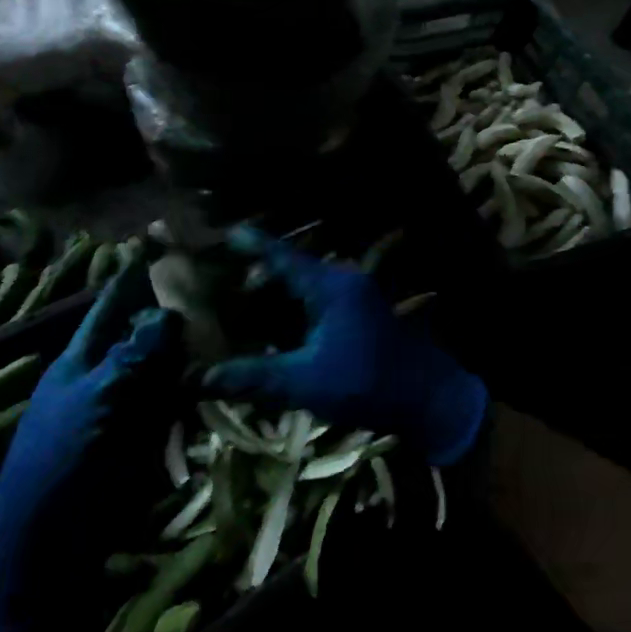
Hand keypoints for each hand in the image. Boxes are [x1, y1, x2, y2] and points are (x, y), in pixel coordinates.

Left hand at [0, 263, 181, 631]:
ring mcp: (126, 405)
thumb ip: (131, 357)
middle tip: (210, 285)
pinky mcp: (145, 436)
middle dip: (172, 310)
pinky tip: (213, 375)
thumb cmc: (58, 462)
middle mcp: (106, 374)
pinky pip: (173, 402)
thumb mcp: (92, 403)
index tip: (152, 238)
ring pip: (163, 366)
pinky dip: (191, 389)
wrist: (51, 543)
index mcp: (80, 359)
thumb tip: (166, 313)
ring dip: (188, 350)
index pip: (109, 304)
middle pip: (143, 332)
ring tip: (222, 324)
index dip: (130, 274)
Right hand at [202, 227, 487, 465]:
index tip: (229, 231)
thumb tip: (201, 379)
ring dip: (279, 292)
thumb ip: (254, 377)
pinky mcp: (362, 315)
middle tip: (226, 276)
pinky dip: (295, 307)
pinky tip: (279, 326)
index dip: (254, 244)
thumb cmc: (366, 383)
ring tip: (245, 299)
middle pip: (293, 268)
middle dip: (260, 271)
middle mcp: (343, 282)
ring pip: (307, 285)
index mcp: (330, 286)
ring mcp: (357, 297)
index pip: (283, 257)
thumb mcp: (304, 382)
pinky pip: (319, 300)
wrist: (429, 400)